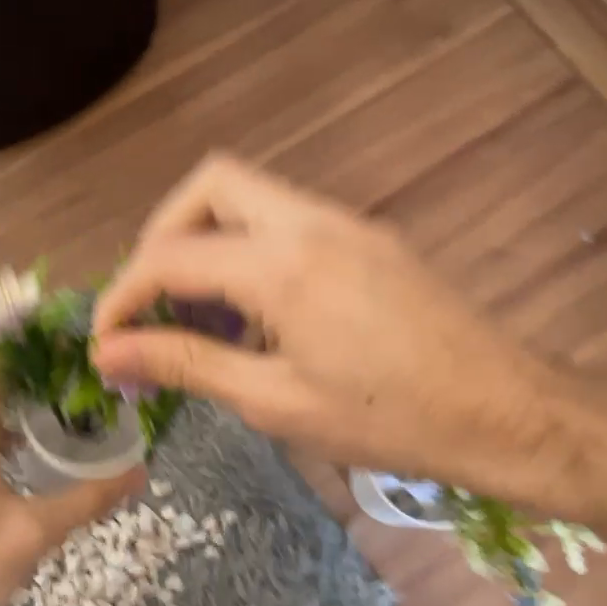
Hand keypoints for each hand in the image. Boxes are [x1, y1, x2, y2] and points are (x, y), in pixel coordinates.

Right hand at [90, 154, 558, 491]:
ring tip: (199, 320)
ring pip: (250, 197)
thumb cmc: (385, 420)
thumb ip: (186, 365)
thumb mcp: (273, 401)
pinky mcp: (368, 240)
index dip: (122, 295)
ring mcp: (345, 223)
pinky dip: (248, 254)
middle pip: (210, 185)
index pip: (170, 256)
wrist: (503, 411)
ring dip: (207, 243)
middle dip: (162, 236)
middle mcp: (310, 221)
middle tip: (151, 303)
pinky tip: (256, 320)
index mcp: (281, 264)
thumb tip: (107, 354)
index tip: (104, 342)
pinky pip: (286, 223)